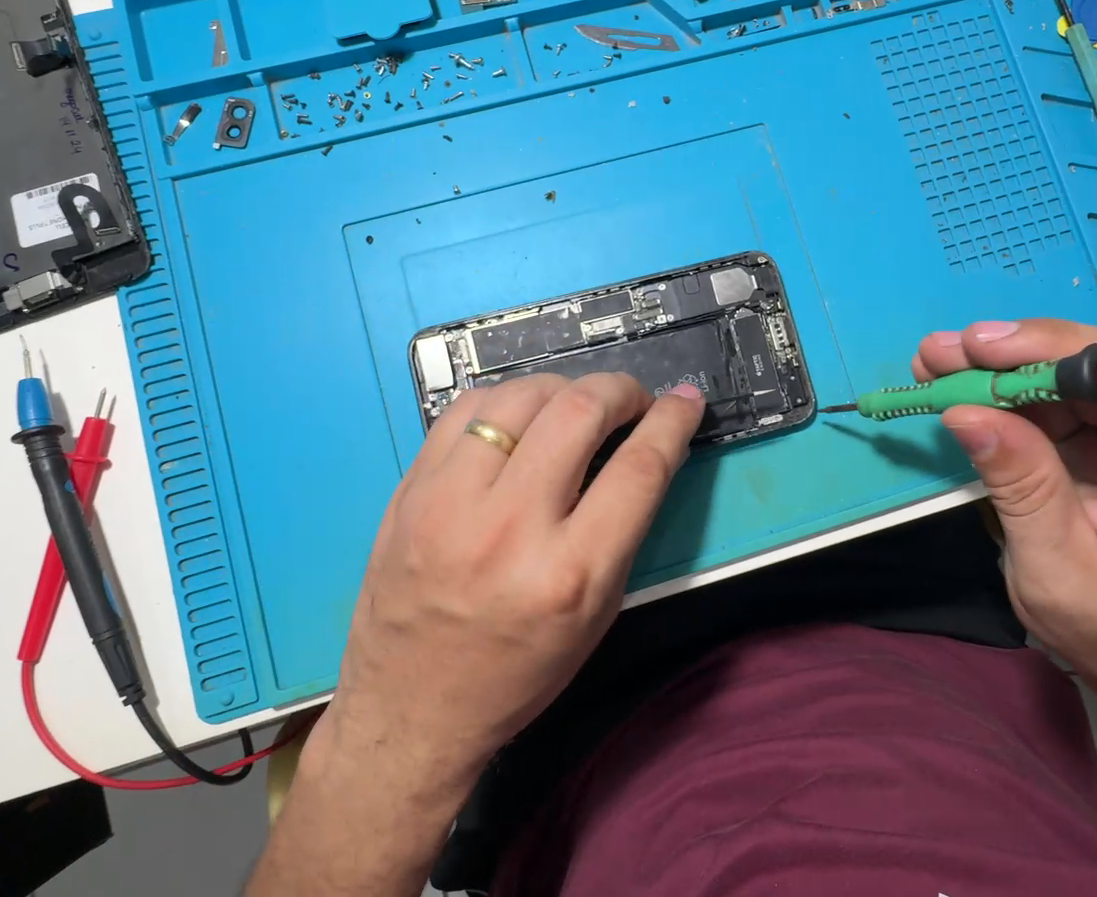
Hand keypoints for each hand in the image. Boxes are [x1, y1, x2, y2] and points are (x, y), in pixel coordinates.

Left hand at [329, 373, 705, 774]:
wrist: (414, 707)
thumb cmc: (521, 671)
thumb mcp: (597, 613)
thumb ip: (622, 526)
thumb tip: (646, 446)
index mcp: (570, 575)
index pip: (639, 468)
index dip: (673, 422)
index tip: (685, 401)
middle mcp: (510, 529)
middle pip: (579, 413)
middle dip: (620, 390)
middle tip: (631, 402)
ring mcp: (450, 503)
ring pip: (519, 397)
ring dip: (564, 389)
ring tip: (577, 407)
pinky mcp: (411, 490)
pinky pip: (466, 411)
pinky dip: (507, 401)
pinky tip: (522, 417)